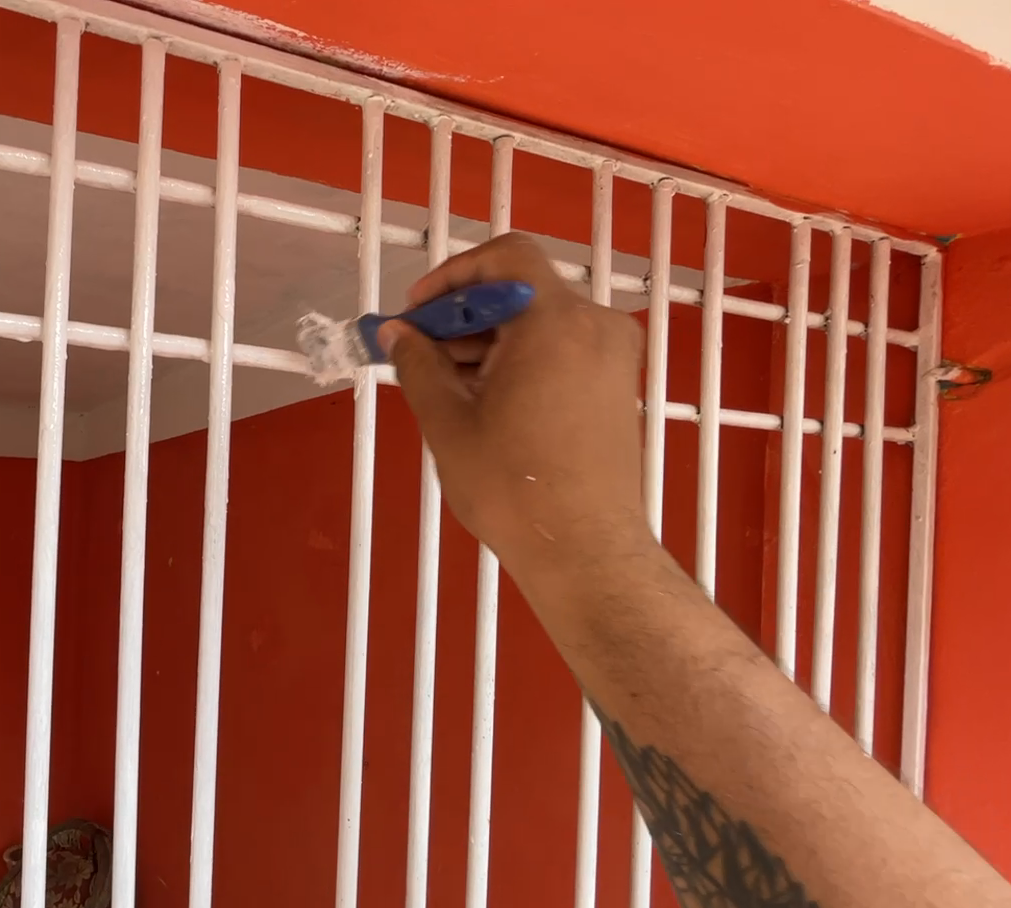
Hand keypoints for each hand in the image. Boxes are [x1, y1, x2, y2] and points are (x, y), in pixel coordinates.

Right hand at [381, 233, 652, 582]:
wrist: (583, 548)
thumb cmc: (509, 485)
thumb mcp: (447, 422)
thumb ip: (417, 365)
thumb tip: (395, 332)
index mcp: (553, 323)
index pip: (505, 256)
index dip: (451, 276)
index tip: (415, 313)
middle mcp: (593, 325)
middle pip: (519, 291)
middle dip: (460, 316)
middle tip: (416, 355)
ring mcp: (611, 355)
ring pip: (536, 323)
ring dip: (484, 341)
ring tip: (442, 386)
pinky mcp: (614, 384)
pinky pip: (557, 349)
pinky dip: (515, 360)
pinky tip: (481, 401)